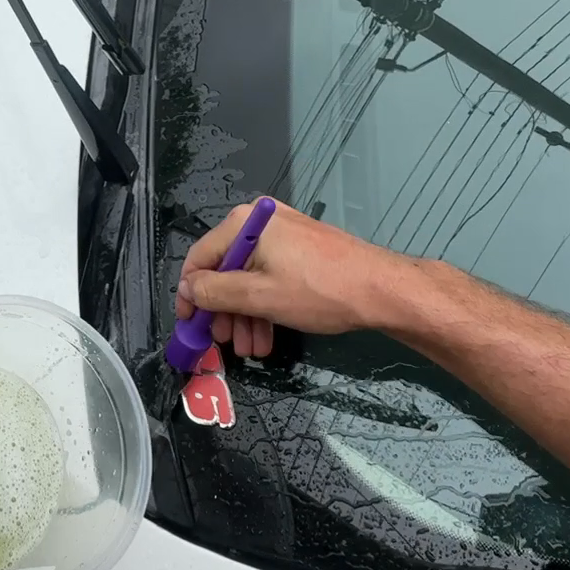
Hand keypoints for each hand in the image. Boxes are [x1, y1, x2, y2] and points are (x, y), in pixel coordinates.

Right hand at [177, 200, 431, 356]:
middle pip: (224, 268)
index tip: (188, 324)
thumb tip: (186, 288)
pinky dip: (264, 304)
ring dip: (244, 314)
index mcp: (244, 223)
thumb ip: (214, 292)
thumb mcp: (259, 297)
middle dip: (223, 310)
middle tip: (224, 343)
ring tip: (251, 348)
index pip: (200, 257)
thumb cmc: (318, 292)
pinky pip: (268, 274)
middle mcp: (259, 221)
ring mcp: (282, 233)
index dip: (190, 293)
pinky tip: (266, 336)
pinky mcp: (299, 247)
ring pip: (248, 276)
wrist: (383, 290)